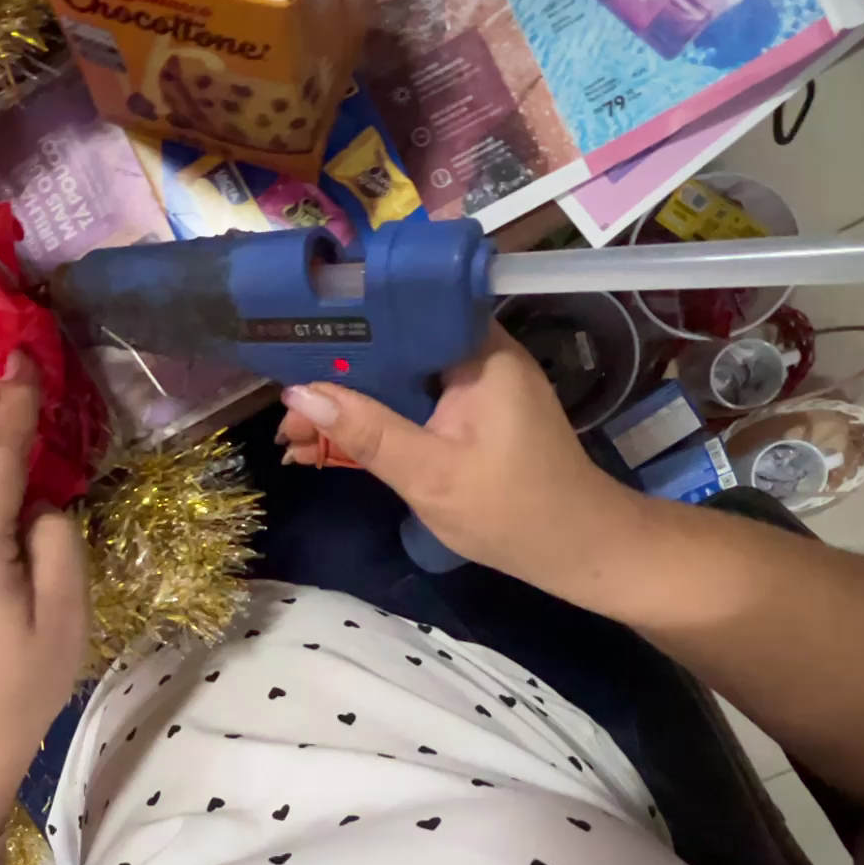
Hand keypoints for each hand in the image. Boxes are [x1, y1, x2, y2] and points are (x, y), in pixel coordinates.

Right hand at [277, 324, 645, 587]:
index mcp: (478, 351)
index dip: (343, 330)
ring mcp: (475, 383)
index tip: (294, 352)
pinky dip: (377, 422)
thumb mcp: (429, 475)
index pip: (400, 313)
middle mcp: (477, 353)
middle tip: (288, 415)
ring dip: (352, 405)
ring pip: (397, 380)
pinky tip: (335, 445)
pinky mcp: (471, 411)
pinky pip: (412, 403)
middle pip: (393, 349)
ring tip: (298, 436)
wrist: (574, 552)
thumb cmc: (511, 511)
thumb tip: (298, 395)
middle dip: (337, 380)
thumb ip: (366, 432)